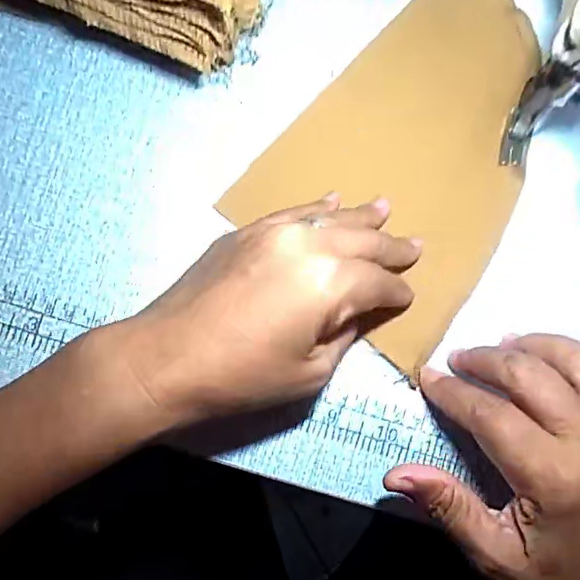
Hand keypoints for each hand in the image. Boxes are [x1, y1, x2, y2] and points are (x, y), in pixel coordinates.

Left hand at [106, 194, 419, 427]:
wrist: (165, 358)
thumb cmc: (240, 377)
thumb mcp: (308, 372)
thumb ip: (343, 336)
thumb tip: (356, 313)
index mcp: (330, 281)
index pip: (378, 283)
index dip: (396, 293)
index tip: (406, 298)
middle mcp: (307, 243)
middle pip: (361, 241)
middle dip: (390, 248)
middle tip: (414, 246)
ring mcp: (271, 232)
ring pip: (328, 218)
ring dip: (359, 217)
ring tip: (384, 209)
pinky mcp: (244, 234)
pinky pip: (290, 213)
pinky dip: (315, 208)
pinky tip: (329, 201)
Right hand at [384, 286, 579, 579]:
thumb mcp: (498, 558)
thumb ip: (449, 508)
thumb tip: (395, 475)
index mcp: (554, 475)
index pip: (490, 413)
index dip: (452, 391)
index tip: (427, 376)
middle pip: (532, 376)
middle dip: (486, 360)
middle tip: (459, 359)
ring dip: (542, 343)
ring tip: (510, 342)